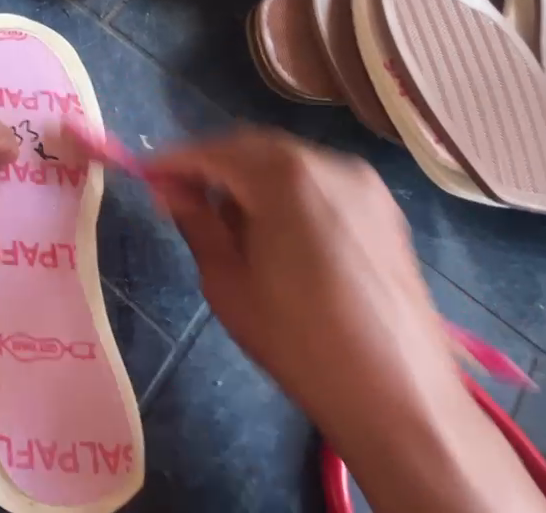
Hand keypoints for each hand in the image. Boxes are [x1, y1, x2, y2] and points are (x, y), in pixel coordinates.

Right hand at [142, 129, 459, 436]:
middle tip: (177, 195)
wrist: (400, 397)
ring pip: (285, 162)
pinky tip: (271, 227)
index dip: (172, 162)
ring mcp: (364, 185)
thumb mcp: (225, 279)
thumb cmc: (298, 339)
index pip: (211, 152)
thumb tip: (168, 188)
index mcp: (284, 176)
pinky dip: (284, 190)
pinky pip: (317, 181)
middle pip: (250, 148)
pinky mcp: (384, 210)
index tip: (145, 177)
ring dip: (247, 176)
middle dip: (210, 166)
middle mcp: (328, 165)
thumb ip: (194, 220)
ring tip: (222, 215)